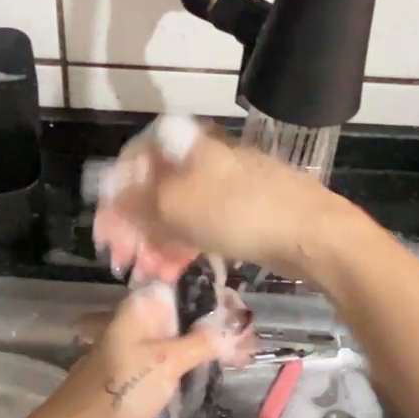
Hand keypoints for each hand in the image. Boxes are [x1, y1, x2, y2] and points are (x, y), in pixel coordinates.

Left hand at [24, 283, 249, 417]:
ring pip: (188, 337)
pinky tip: (229, 365)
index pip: (187, 288)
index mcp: (143, 307)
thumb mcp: (167, 361)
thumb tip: (238, 325)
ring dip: (215, 343)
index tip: (246, 311)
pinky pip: (182, 359)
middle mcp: (146, 321)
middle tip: (253, 338)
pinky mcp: (149, 372)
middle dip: (221, 322)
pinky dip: (203, 361)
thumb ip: (203, 342)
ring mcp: (147, 347)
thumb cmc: (122, 387)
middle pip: (190, 312)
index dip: (217, 295)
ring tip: (249, 352)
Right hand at [90, 116, 357, 282]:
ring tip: (144, 271)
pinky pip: (202, 228)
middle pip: (156, 189)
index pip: (135, 160)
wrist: (314, 235)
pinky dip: (183, 247)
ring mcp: (227, 189)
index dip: (114, 193)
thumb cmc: (239, 214)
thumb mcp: (175, 207)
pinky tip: (170, 271)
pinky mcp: (244, 216)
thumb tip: (109, 201)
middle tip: (122, 257)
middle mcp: (205, 161)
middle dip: (133, 225)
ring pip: (178, 213)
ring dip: (155, 242)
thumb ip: (135, 203)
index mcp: (188, 146)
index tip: (104, 226)